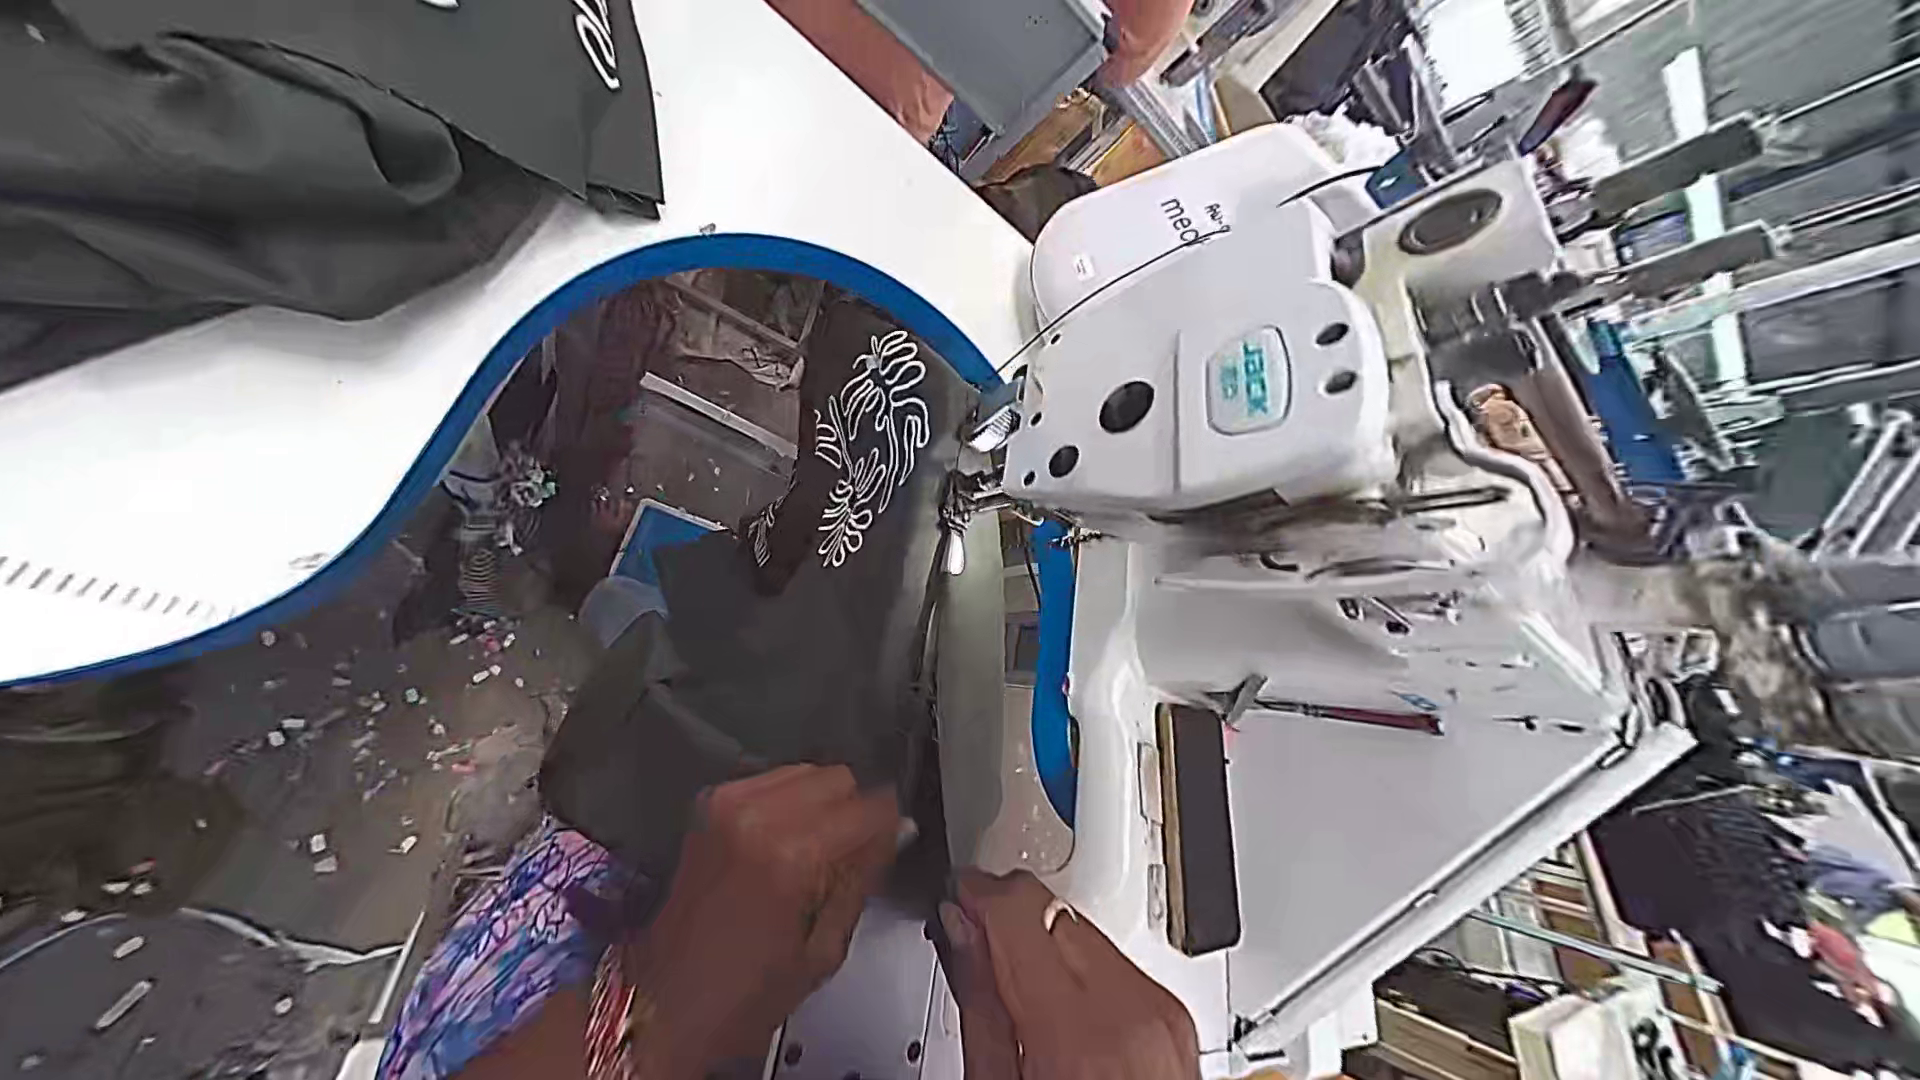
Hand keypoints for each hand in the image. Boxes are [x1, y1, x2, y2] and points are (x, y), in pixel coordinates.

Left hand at [624, 765, 903, 1075]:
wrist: (663, 1000)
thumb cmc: (743, 993)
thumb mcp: (823, 948)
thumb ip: (864, 876)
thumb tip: (896, 830)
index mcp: (791, 856)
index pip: (869, 807)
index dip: (889, 821)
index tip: (895, 833)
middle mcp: (758, 816)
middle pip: (839, 777)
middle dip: (853, 809)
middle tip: (849, 848)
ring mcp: (730, 803)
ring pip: (808, 770)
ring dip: (821, 801)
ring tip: (813, 845)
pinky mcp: (713, 801)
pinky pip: (774, 777)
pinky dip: (789, 799)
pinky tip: (782, 836)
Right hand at [941, 869, 1198, 1079]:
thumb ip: (980, 1000)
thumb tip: (961, 928)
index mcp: (1079, 1035)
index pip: (1020, 908)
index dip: (980, 892)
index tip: (960, 894)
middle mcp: (1129, 1009)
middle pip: (1049, 906)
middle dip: (1007, 913)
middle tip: (977, 934)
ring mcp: (1158, 1007)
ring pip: (1076, 920)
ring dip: (1040, 933)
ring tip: (1018, 980)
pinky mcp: (1171, 1008)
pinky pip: (1108, 951)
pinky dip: (1075, 957)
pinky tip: (1057, 995)